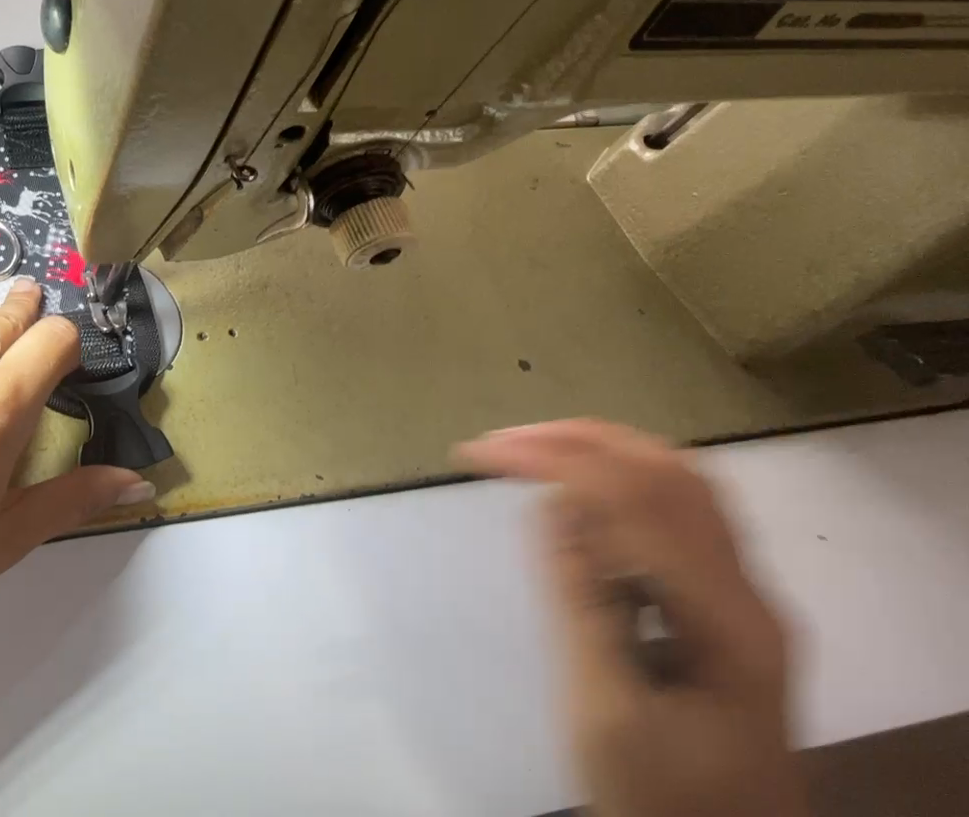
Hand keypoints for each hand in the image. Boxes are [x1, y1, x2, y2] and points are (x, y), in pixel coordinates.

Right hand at [456, 420, 805, 816]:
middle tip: (496, 445)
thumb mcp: (604, 710)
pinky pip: (679, 514)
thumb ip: (581, 604)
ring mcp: (745, 596)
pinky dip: (620, 482)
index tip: (473, 454)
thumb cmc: (659, 793)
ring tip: (529, 452)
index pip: (635, 500)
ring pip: (682, 484)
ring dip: (601, 451)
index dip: (552, 460)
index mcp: (725, 619)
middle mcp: (749, 592)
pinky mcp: (728, 605)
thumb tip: (548, 506)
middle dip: (576, 440)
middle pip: (670, 473)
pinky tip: (577, 494)